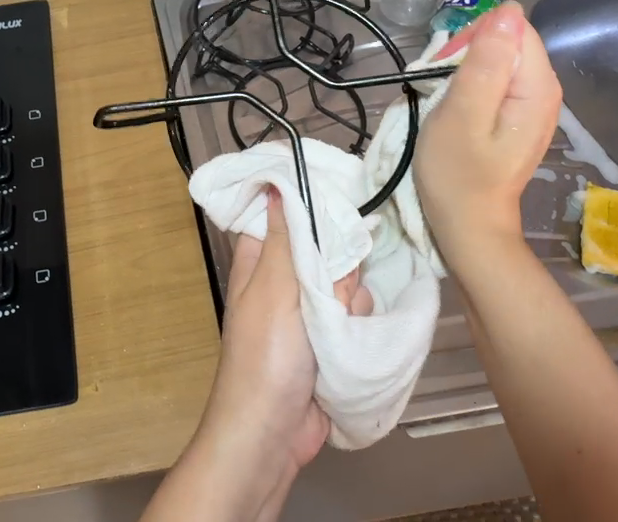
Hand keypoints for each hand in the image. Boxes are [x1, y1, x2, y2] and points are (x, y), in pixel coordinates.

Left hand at [196, 189, 371, 486]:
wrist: (275, 433)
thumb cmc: (265, 357)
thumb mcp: (272, 287)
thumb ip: (283, 237)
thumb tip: (275, 184)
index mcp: (259, 259)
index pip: (287, 213)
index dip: (311, 204)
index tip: (339, 197)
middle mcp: (283, 279)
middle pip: (327, 247)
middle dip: (339, 265)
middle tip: (331, 288)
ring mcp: (308, 311)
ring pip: (348, 282)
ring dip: (349, 303)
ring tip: (336, 328)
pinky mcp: (331, 339)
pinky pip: (358, 315)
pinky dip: (358, 327)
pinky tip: (351, 345)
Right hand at [413, 3, 561, 258]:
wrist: (468, 225)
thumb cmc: (457, 172)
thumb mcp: (462, 114)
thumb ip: (484, 63)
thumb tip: (508, 12)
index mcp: (537, 86)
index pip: (513, 28)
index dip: (475, 38)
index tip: (447, 69)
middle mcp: (545, 89)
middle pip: (507, 41)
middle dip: (468, 53)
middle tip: (441, 87)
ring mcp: (534, 104)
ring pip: (499, 58)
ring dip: (465, 70)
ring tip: (445, 100)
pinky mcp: (519, 115)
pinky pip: (496, 79)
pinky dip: (470, 86)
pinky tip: (456, 109)